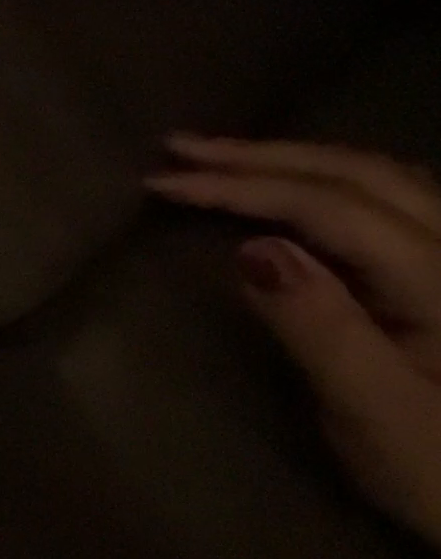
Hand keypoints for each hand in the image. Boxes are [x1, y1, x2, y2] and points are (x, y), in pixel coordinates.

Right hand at [148, 134, 440, 544]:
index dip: (241, 187)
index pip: (330, 209)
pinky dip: (333, 183)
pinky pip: (398, 203)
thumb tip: (252, 248)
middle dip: (264, 157)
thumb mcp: (372, 410)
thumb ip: (318, 325)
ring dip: (297, 161)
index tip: (159, 183)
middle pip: (363, 177)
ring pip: (387, 181)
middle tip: (178, 148)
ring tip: (223, 158)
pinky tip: (298, 188)